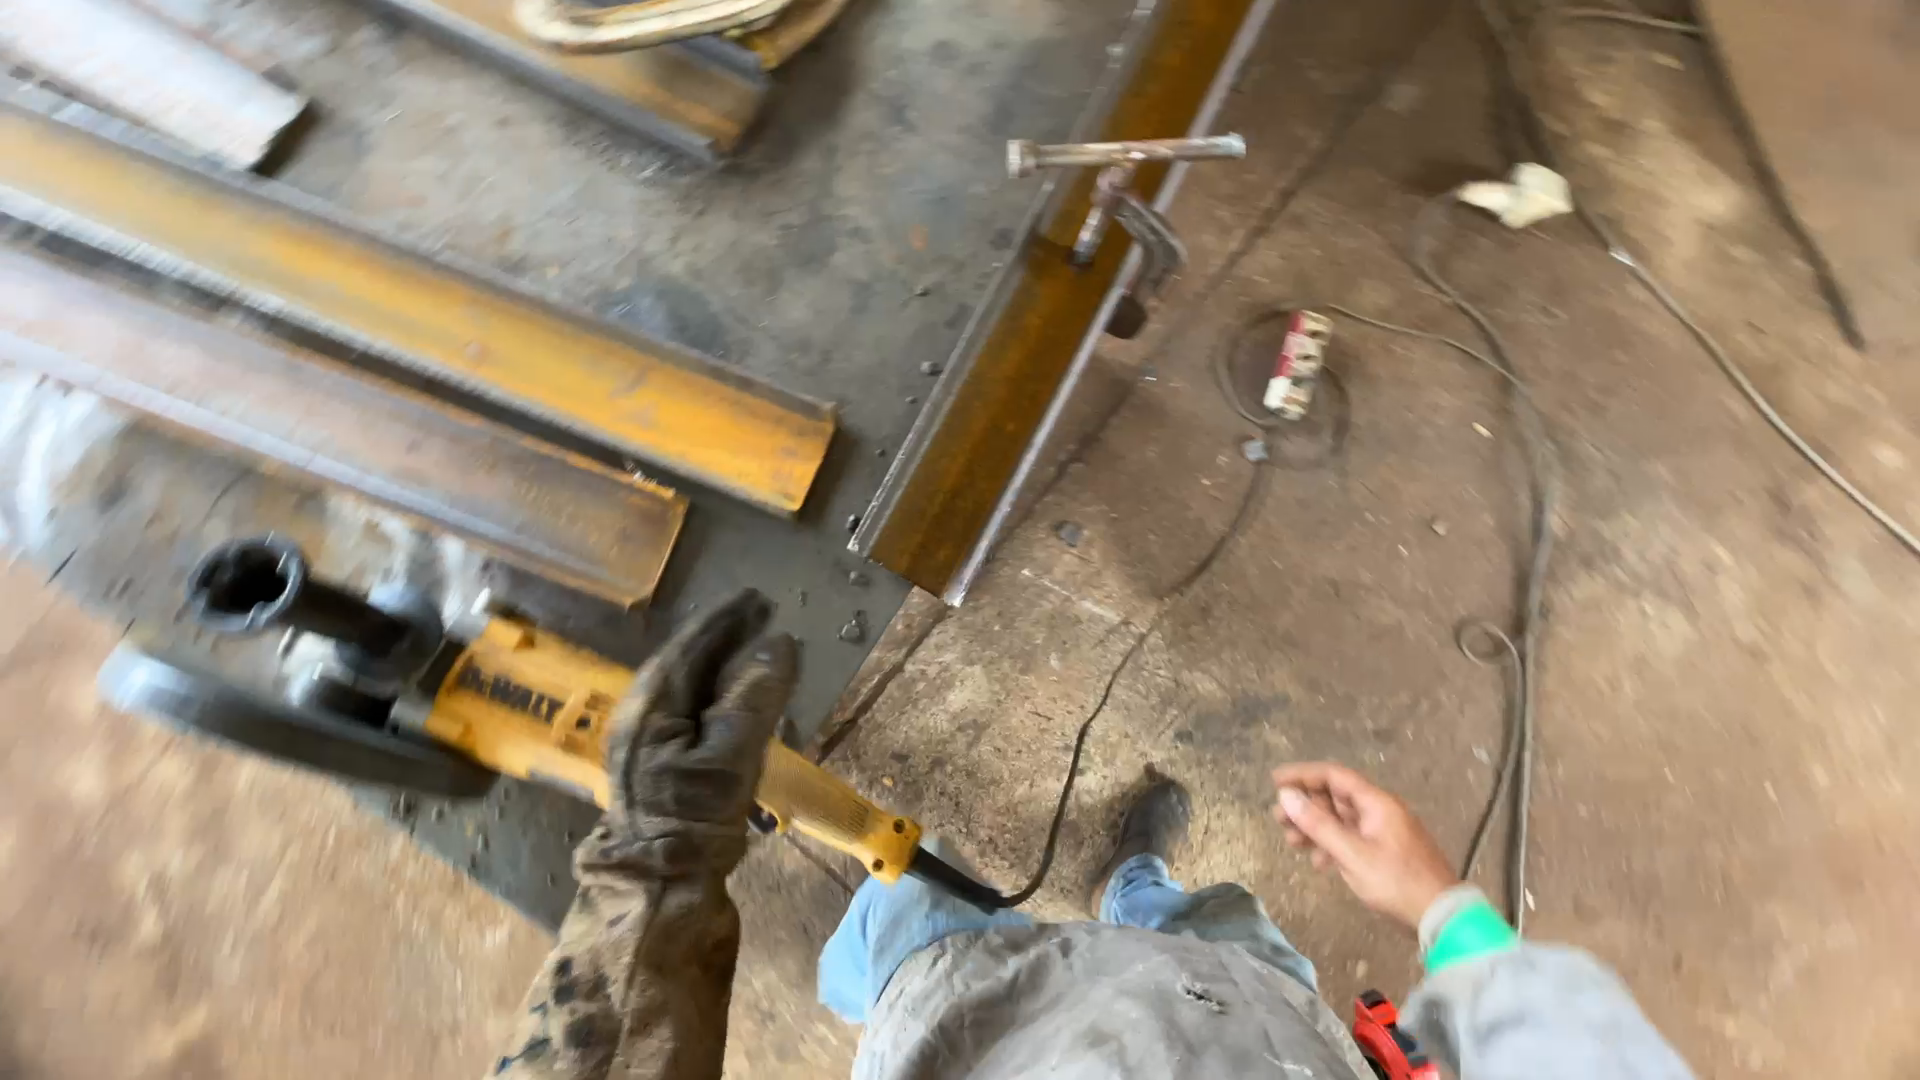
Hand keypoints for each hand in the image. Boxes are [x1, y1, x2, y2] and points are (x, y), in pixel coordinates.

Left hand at [583, 589, 797, 879]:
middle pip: (684, 659)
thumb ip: (754, 699)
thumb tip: (779, 643)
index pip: (691, 646)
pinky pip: (689, 704)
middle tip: (758, 612)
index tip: (758, 598)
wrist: (658, 887)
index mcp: (652, 706)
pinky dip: (715, 686)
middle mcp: (641, 714)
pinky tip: (733, 689)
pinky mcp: (657, 759)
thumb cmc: (693, 821)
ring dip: (719, 658)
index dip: (726, 619)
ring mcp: (645, 738)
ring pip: (685, 681)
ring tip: (751, 641)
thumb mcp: (731, 758)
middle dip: (721, 634)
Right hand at [1270, 762, 1460, 929]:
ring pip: (1340, 819)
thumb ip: (1317, 824)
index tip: (1275, 781)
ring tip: (1291, 842)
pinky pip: (1350, 838)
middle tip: (1278, 818)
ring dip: (1314, 827)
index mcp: (1377, 803)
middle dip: (1305, 806)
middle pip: (1334, 797)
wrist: (1443, 921)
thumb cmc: (1396, 882)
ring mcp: (1383, 832)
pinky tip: (1319, 862)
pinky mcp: (1384, 853)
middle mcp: (1380, 811)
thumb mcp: (1352, 854)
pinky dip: (1330, 844)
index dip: (1302, 775)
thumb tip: (1286, 795)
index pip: (1333, 775)